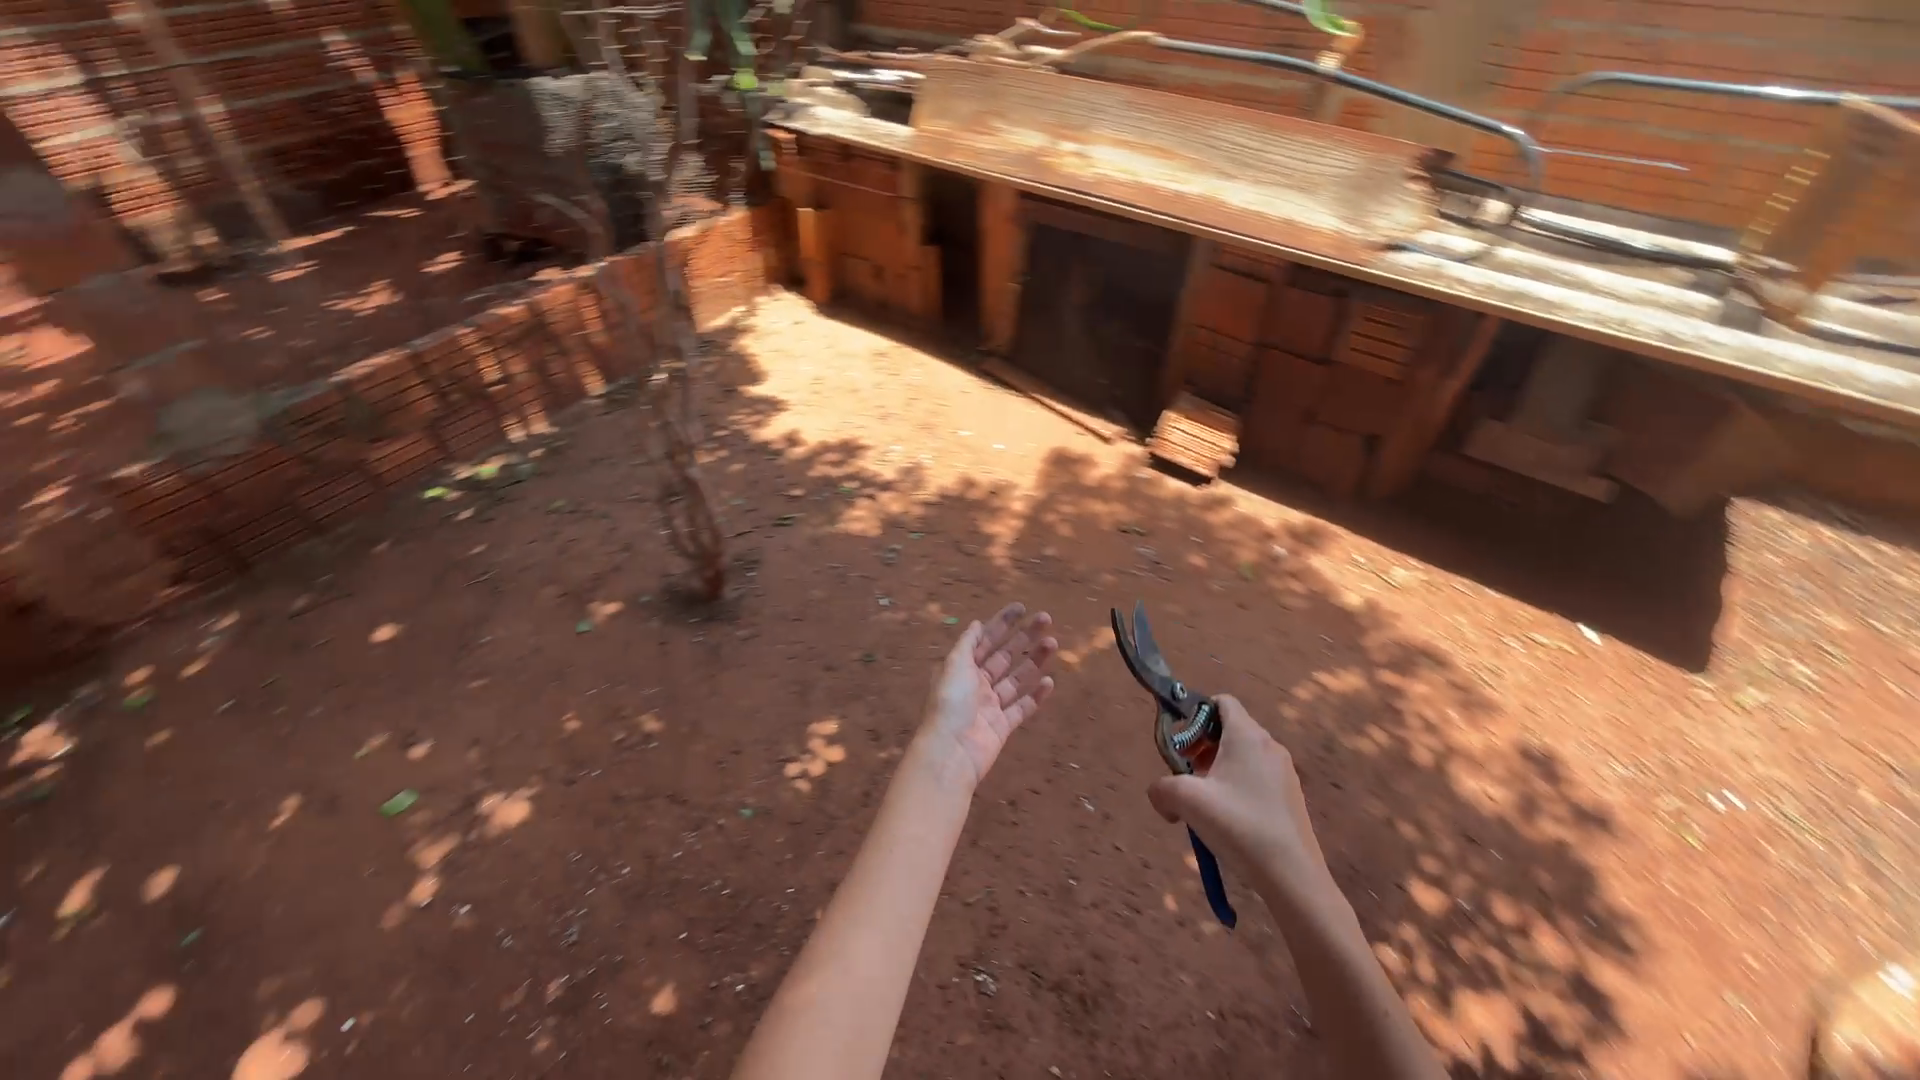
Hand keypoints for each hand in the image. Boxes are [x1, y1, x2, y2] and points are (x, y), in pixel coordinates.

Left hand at [917, 603, 1057, 787]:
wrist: (951, 752)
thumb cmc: (950, 704)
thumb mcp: (954, 666)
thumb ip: (967, 644)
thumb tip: (976, 624)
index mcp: (962, 668)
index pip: (985, 640)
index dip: (1003, 623)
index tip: (1022, 608)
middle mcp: (976, 685)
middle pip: (1005, 656)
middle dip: (1024, 637)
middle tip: (1046, 620)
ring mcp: (991, 706)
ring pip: (1016, 679)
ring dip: (1034, 661)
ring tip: (1053, 644)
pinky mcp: (1003, 727)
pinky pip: (1022, 708)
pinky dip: (1036, 695)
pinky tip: (1050, 681)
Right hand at [1146, 695, 1330, 894]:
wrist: (1292, 875)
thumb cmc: (1238, 825)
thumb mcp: (1187, 802)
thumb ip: (1162, 789)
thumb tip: (1160, 795)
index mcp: (1247, 736)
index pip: (1222, 702)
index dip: (1197, 713)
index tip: (1180, 741)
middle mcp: (1269, 746)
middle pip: (1230, 731)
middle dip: (1202, 748)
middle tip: (1186, 776)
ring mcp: (1284, 773)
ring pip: (1243, 758)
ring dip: (1218, 771)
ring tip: (1204, 802)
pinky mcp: (1291, 798)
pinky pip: (1257, 779)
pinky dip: (1237, 789)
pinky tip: (1228, 821)